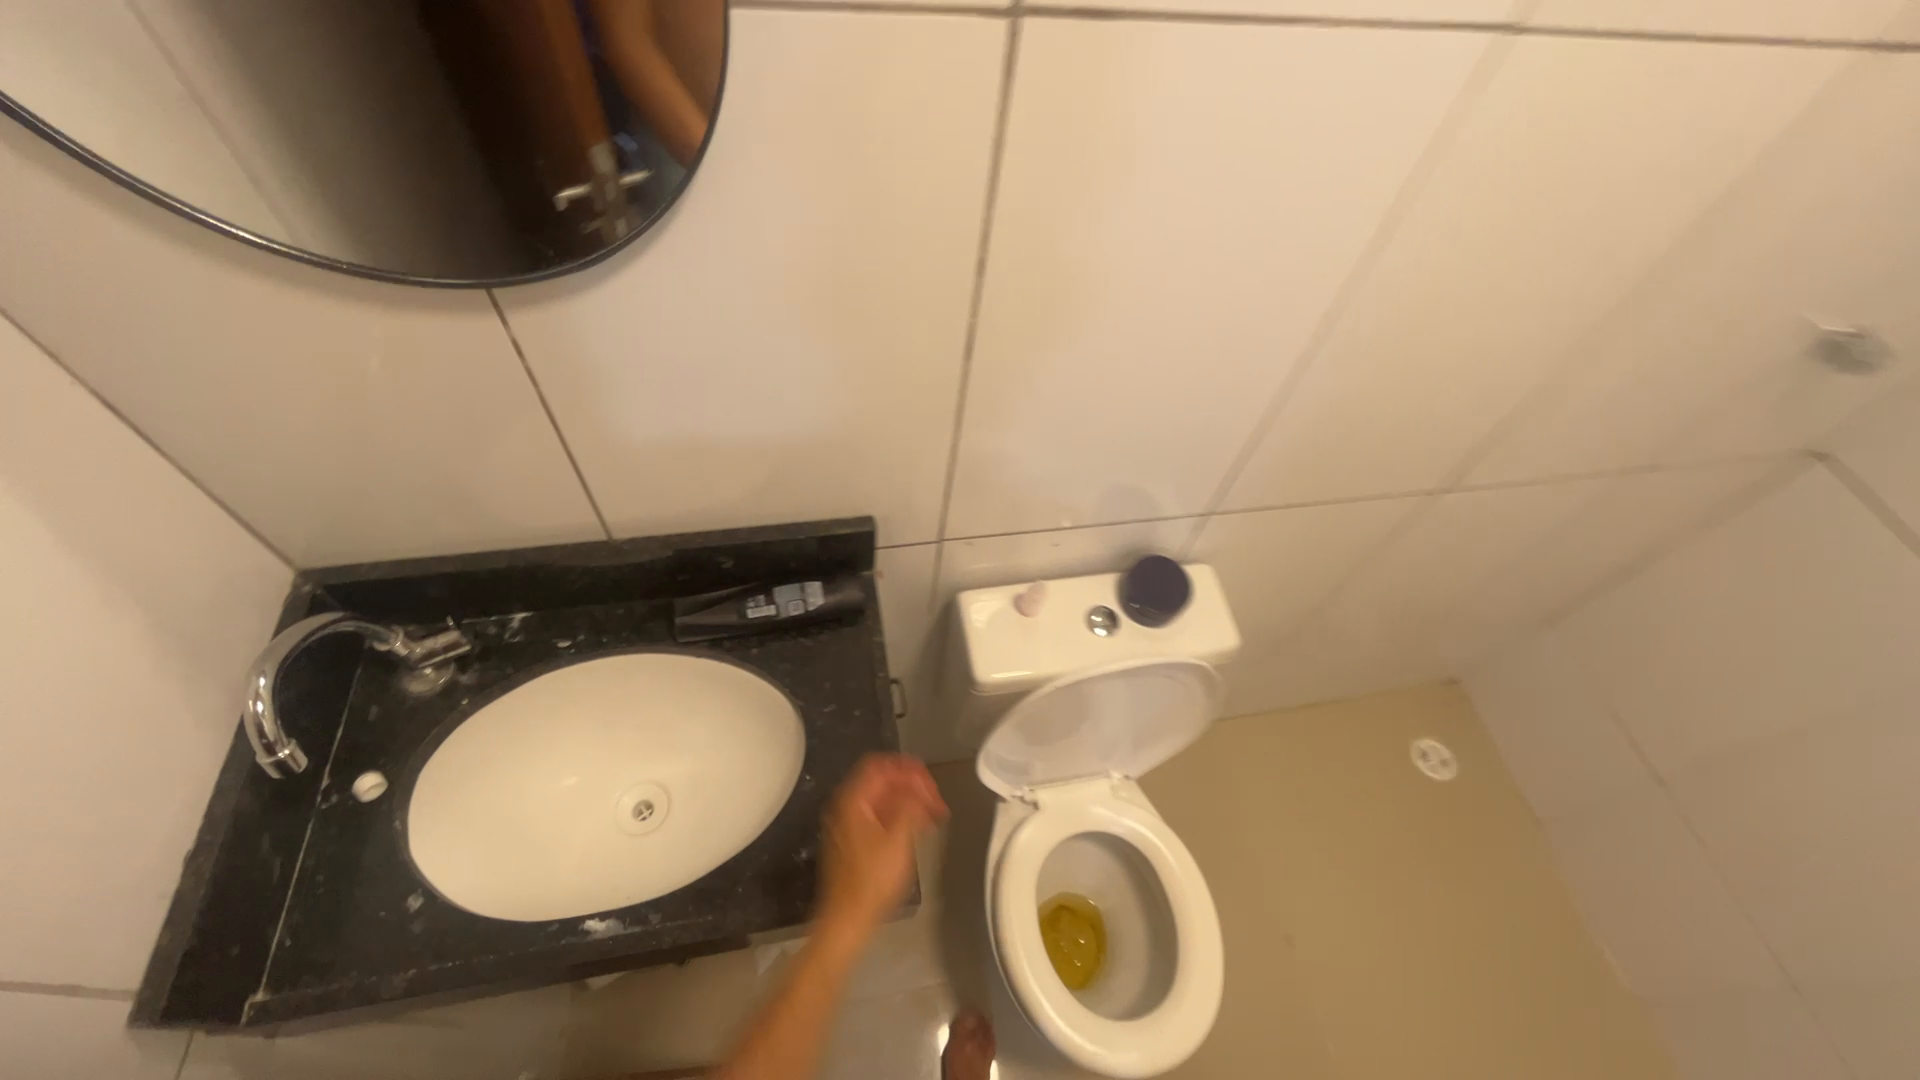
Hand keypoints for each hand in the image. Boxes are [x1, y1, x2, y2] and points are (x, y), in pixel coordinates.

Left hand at [814, 754, 947, 938]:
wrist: (848, 919)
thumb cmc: (872, 880)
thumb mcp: (898, 839)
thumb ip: (910, 807)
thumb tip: (920, 789)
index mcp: (853, 801)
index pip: (879, 766)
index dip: (906, 767)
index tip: (929, 779)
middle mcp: (848, 807)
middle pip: (882, 781)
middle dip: (912, 785)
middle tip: (936, 799)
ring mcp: (851, 824)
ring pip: (884, 799)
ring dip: (910, 800)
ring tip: (935, 812)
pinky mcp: (857, 840)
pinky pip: (881, 815)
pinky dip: (902, 814)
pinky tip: (921, 825)